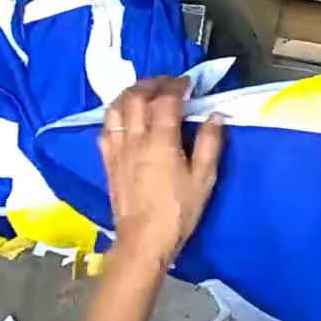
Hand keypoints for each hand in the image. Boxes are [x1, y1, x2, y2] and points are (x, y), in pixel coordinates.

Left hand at [99, 76, 223, 275]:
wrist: (144, 239)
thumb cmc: (180, 209)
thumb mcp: (205, 177)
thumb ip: (210, 143)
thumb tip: (215, 116)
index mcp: (161, 142)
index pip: (165, 102)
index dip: (176, 86)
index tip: (188, 81)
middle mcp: (134, 140)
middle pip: (134, 99)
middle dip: (150, 84)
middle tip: (167, 82)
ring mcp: (116, 150)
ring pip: (115, 110)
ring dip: (129, 95)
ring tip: (144, 92)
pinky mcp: (107, 161)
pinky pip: (105, 128)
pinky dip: (115, 114)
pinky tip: (124, 116)